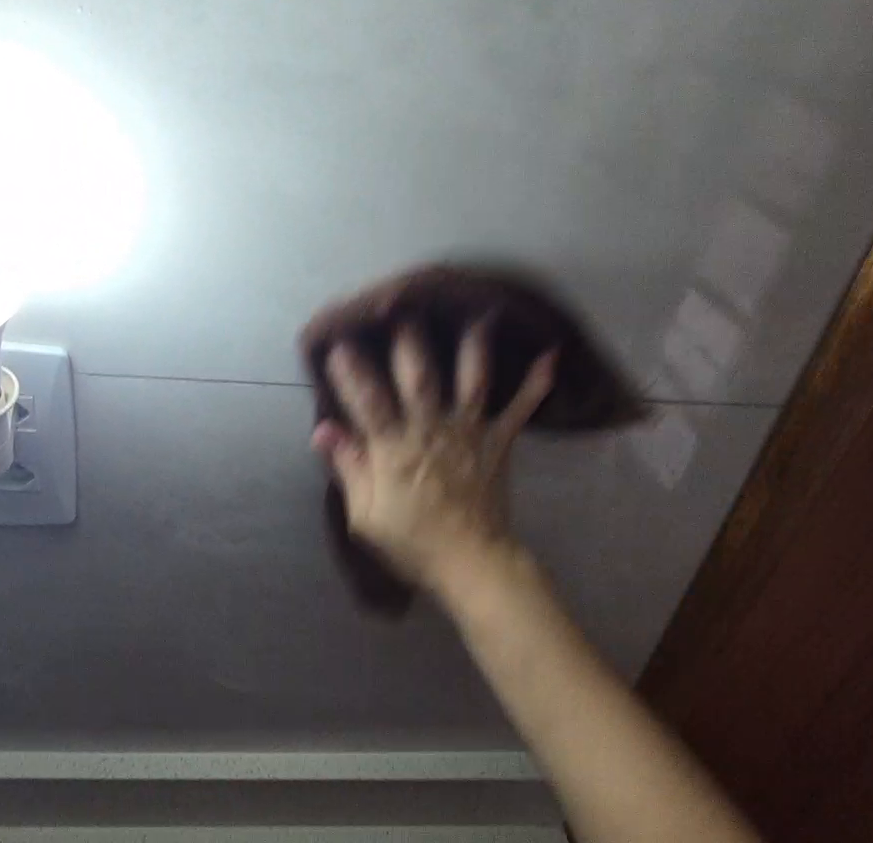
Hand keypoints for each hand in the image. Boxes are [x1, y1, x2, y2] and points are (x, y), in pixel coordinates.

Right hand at [312, 323, 556, 599]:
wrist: (472, 565)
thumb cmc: (412, 542)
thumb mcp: (365, 516)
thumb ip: (347, 467)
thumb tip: (322, 429)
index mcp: (394, 449)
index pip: (367, 401)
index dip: (351, 371)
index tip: (338, 343)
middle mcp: (431, 429)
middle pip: (419, 376)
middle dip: (409, 340)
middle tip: (402, 307)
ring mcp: (469, 432)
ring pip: (471, 380)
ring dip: (473, 345)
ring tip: (476, 313)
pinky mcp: (498, 442)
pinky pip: (518, 410)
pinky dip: (535, 384)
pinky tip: (550, 356)